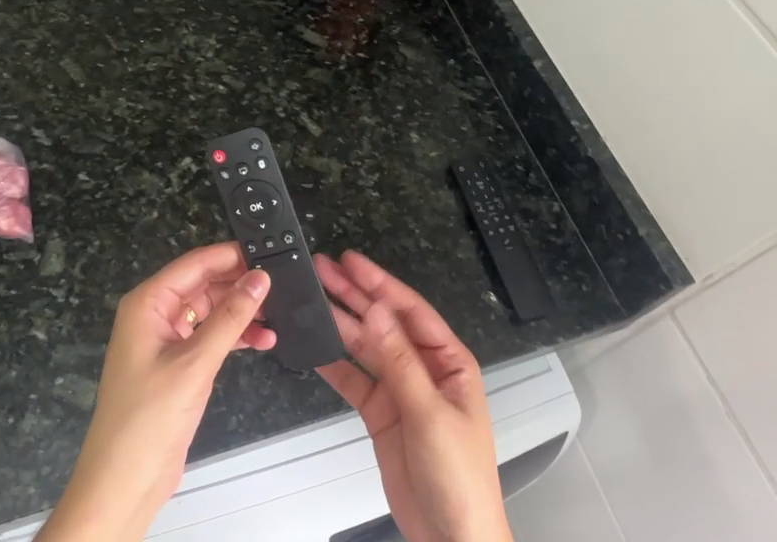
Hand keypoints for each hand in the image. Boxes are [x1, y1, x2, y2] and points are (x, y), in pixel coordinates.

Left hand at [39, 243, 274, 541]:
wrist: (124, 480)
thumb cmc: (148, 417)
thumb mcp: (195, 362)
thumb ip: (230, 317)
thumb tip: (258, 279)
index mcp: (147, 303)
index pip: (194, 264)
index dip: (230, 256)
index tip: (266, 253)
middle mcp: (154, 315)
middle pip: (203, 285)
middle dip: (239, 286)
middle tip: (278, 288)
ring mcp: (165, 340)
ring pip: (209, 311)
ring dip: (241, 314)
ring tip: (277, 317)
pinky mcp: (176, 364)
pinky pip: (209, 336)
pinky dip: (234, 337)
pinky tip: (262, 340)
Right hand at [316, 251, 512, 541]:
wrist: (452, 537)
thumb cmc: (462, 480)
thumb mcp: (430, 414)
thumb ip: (399, 362)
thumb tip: (378, 314)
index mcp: (449, 362)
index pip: (410, 310)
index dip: (379, 283)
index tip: (352, 262)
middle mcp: (425, 370)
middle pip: (384, 322)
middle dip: (355, 295)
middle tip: (324, 271)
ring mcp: (402, 391)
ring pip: (366, 347)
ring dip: (341, 324)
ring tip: (313, 300)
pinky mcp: (382, 413)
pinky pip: (354, 380)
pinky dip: (334, 364)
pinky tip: (315, 347)